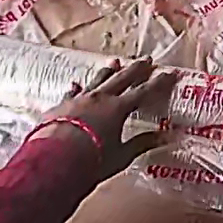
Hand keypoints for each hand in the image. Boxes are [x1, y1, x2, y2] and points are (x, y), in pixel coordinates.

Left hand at [35, 59, 178, 181]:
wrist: (52, 163)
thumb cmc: (92, 161)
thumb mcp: (121, 156)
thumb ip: (143, 143)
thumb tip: (167, 136)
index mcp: (117, 108)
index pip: (144, 91)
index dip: (158, 82)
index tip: (170, 73)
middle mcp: (99, 98)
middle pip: (122, 78)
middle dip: (136, 69)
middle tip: (146, 59)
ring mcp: (78, 99)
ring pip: (97, 80)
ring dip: (108, 71)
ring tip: (115, 62)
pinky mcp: (60, 106)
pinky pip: (72, 93)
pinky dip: (77, 88)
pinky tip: (76, 84)